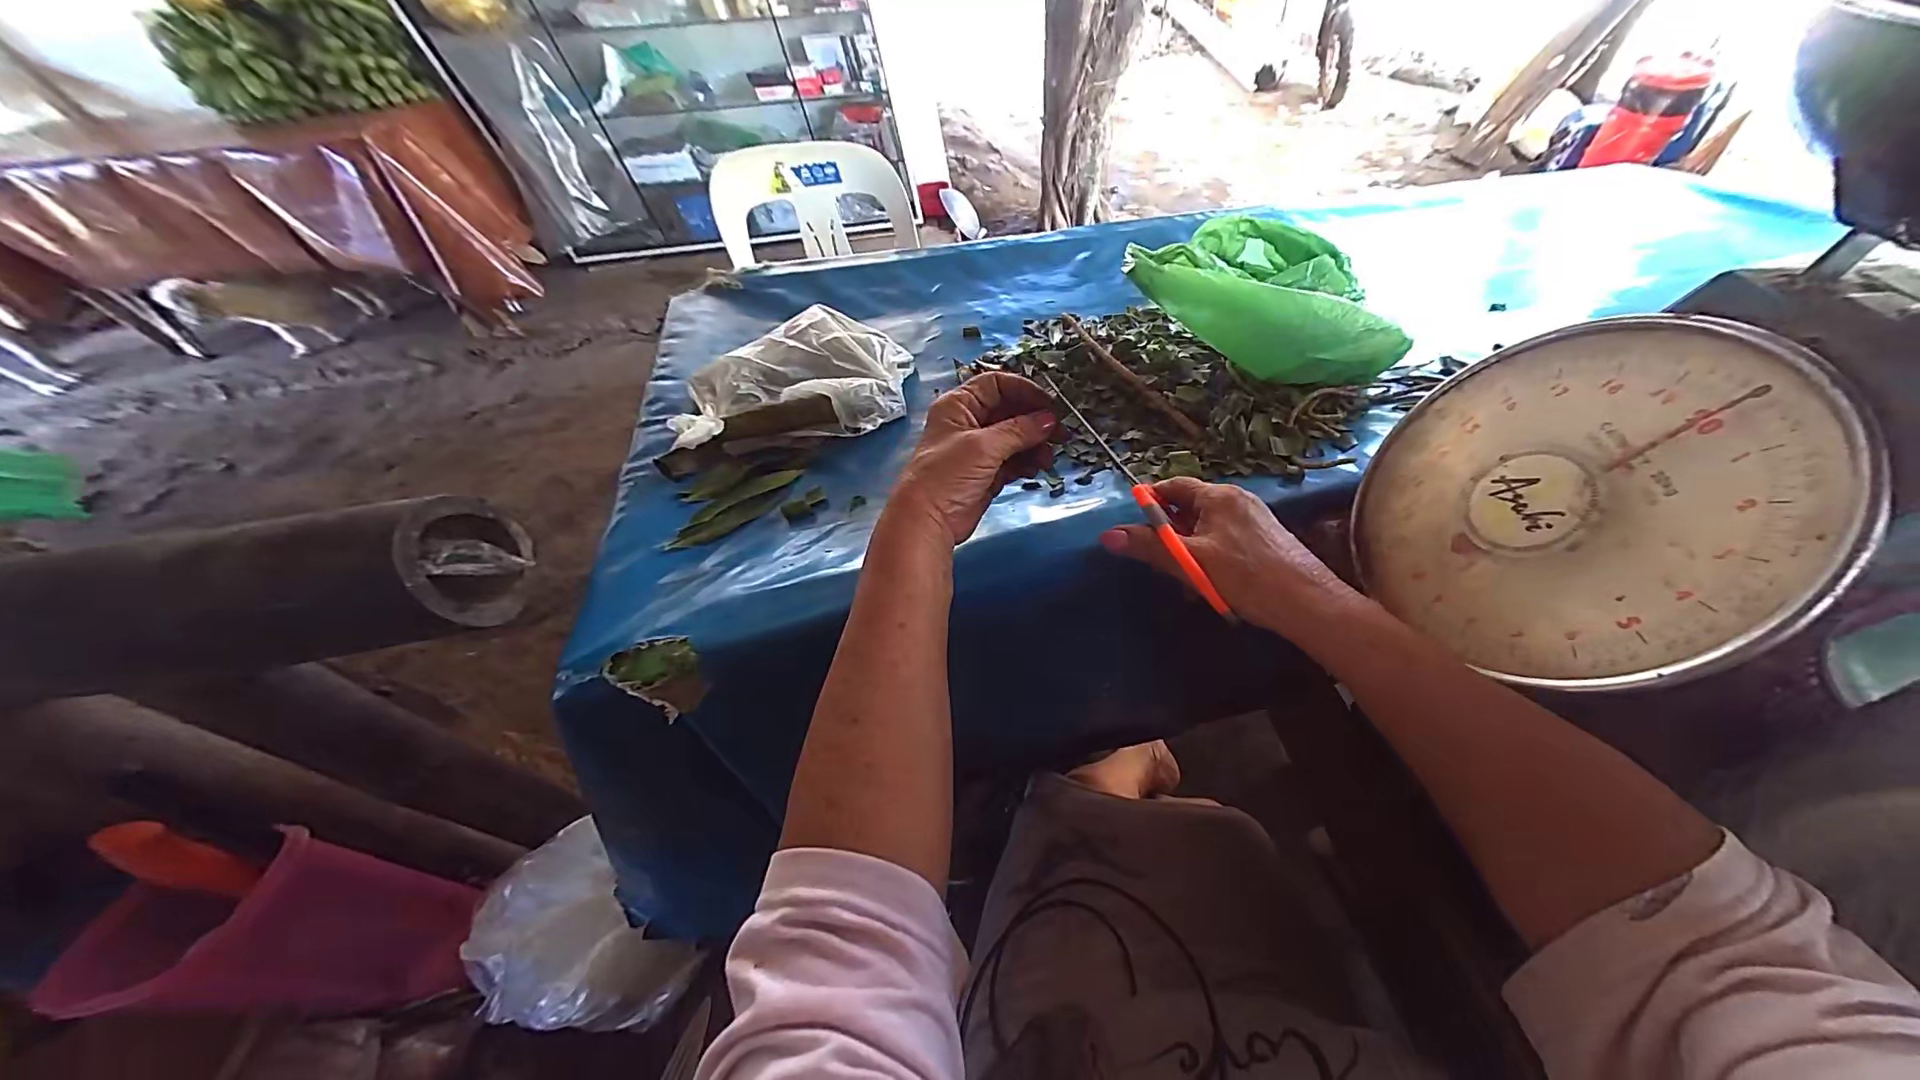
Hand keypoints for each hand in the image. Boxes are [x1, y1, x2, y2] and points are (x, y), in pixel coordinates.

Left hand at [888, 372, 1058, 545]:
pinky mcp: (987, 474)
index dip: (1024, 391)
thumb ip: (1019, 430)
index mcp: (959, 406)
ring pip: (1016, 438)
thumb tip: (1049, 420)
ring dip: (1035, 445)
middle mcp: (968, 423)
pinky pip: (1014, 461)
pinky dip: (1027, 462)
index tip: (1050, 404)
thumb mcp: (983, 446)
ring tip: (1049, 458)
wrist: (927, 521)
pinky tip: (1037, 468)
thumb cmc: (945, 476)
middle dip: (1036, 421)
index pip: (997, 385)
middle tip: (1060, 433)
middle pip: (1010, 411)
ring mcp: (978, 450)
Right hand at [1099, 477, 1355, 635]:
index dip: (1150, 502)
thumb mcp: (1191, 562)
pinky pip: (1225, 542)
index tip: (1134, 525)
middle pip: (1189, 509)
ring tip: (1187, 582)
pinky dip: (1210, 559)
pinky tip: (1212, 586)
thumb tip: (1108, 535)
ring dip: (1190, 552)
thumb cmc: (1246, 577)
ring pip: (1207, 529)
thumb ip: (1150, 546)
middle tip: (1159, 560)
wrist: (1309, 604)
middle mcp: (1237, 501)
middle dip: (1170, 534)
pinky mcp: (1265, 541)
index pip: (1174, 486)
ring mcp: (1254, 520)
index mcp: (1219, 497)